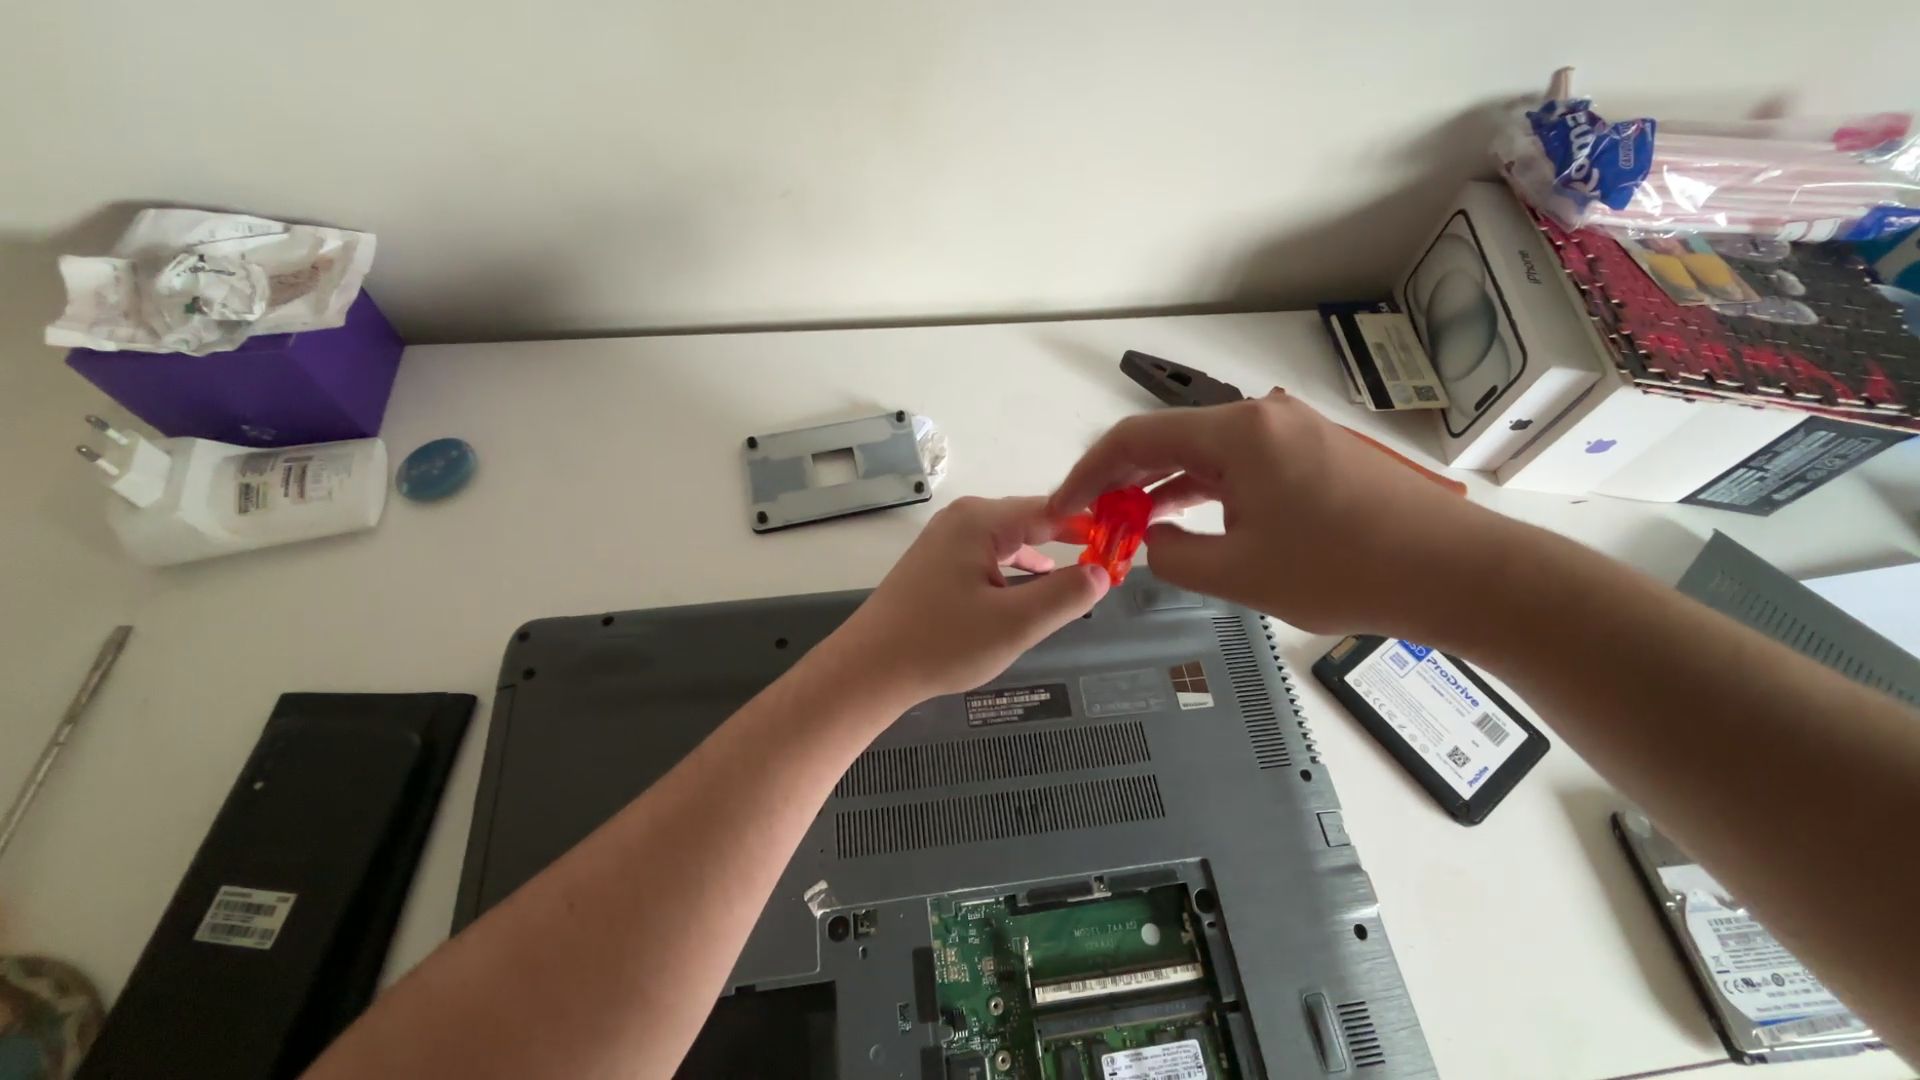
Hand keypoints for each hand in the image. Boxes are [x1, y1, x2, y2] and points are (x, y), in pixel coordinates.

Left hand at [821, 496, 1109, 702]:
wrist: (870, 668)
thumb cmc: (942, 643)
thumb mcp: (1016, 623)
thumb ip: (1066, 594)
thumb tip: (1102, 572)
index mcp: (982, 521)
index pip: (1052, 510)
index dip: (1090, 526)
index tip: (1122, 543)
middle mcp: (962, 519)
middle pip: (1029, 521)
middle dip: (1068, 540)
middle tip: (1106, 562)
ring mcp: (944, 540)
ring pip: (1008, 540)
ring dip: (1041, 558)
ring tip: (1076, 578)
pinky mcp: (934, 563)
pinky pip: (987, 556)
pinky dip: (1014, 570)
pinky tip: (1027, 589)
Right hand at [1047, 391, 1508, 637]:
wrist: (1457, 574)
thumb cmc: (1343, 570)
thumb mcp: (1239, 573)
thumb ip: (1172, 555)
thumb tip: (1149, 541)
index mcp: (1237, 433)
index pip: (1135, 438)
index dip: (1088, 473)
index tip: (1061, 506)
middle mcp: (1261, 418)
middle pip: (1168, 440)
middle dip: (1121, 481)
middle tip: (1089, 520)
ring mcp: (1291, 434)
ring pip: (1204, 455)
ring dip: (1162, 488)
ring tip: (1126, 525)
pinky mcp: (1312, 456)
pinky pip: (1239, 468)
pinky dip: (1204, 492)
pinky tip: (1184, 520)